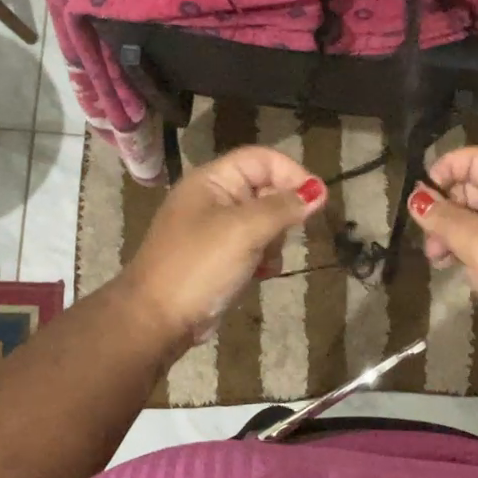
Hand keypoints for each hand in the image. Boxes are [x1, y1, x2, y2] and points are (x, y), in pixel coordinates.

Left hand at [117, 147, 327, 343]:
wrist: (158, 318)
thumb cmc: (199, 266)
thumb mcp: (245, 231)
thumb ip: (283, 208)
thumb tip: (318, 192)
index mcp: (212, 180)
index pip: (262, 159)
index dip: (292, 173)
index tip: (318, 200)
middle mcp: (214, 199)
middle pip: (265, 189)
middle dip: (284, 212)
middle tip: (290, 235)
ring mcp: (216, 230)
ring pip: (264, 222)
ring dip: (275, 240)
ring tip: (268, 260)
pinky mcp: (220, 258)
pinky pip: (255, 248)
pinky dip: (264, 259)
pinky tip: (263, 274)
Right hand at [408, 147, 477, 360]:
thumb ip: (446, 219)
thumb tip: (415, 197)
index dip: (449, 167)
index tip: (421, 190)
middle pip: (472, 189)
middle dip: (443, 205)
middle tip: (424, 231)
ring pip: (470, 219)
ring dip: (446, 231)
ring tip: (433, 255)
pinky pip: (476, 244)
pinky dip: (457, 249)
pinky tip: (445, 264)